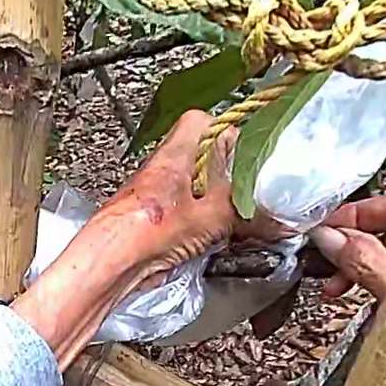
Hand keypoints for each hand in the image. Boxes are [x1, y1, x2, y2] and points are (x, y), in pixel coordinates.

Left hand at [12, 111, 235, 367]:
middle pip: (202, 159)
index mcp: (175, 154)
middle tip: (242, 198)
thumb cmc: (145, 233)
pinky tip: (205, 242)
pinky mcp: (150, 221)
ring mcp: (154, 196)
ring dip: (212, 206)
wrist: (108, 263)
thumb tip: (277, 216)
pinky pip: (182, 214)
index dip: (227, 132)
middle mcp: (162, 169)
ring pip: (193, 190)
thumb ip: (244, 212)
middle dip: (225, 179)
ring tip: (227, 225)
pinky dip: (196, 225)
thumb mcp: (210, 218)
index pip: (203, 121)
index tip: (246, 154)